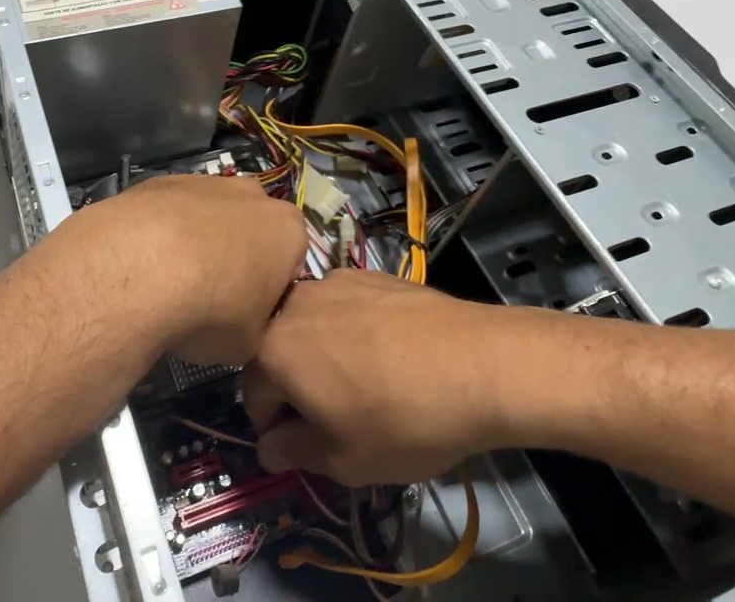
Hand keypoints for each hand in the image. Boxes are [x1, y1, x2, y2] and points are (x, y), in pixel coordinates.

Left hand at [40, 174, 307, 366]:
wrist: (141, 269)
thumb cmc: (211, 310)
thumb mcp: (248, 344)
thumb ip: (256, 327)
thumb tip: (241, 324)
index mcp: (288, 232)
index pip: (289, 264)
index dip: (268, 292)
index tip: (245, 314)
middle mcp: (253, 196)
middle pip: (251, 231)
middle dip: (236, 258)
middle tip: (209, 296)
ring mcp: (206, 182)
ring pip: (210, 216)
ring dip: (198, 243)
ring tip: (169, 281)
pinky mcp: (163, 180)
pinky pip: (172, 211)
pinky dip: (164, 232)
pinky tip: (146, 260)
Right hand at [242, 271, 575, 484]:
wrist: (480, 364)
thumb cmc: (403, 420)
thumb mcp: (343, 460)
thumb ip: (293, 452)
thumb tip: (269, 446)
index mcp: (272, 351)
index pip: (253, 397)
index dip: (275, 430)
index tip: (306, 447)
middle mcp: (293, 306)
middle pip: (280, 354)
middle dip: (299, 388)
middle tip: (337, 418)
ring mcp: (334, 282)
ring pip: (313, 327)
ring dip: (324, 356)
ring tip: (367, 383)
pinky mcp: (371, 274)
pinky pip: (347, 309)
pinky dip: (355, 331)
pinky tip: (391, 355)